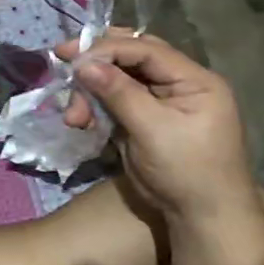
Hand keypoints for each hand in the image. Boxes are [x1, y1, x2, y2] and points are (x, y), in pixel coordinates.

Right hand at [57, 31, 260, 225]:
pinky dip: (92, 105)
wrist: (201, 216)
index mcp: (195, 81)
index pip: (146, 49)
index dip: (107, 48)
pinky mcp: (142, 117)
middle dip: (95, 61)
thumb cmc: (186, 169)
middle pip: (130, 57)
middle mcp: (179, 84)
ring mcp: (159, 101)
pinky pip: (111, 98)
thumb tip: (82, 62)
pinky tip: (80, 121)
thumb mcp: (152, 128)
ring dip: (89, 90)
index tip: (70, 55)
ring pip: (115, 78)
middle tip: (62, 60)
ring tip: (75, 117)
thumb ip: (118, 91)